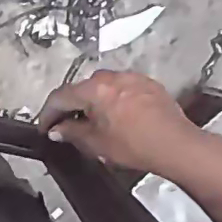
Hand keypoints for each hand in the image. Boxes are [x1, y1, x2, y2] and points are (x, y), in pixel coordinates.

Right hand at [37, 70, 221, 178]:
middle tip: (65, 126)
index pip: (60, 96)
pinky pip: (122, 88)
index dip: (48, 113)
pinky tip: (115, 118)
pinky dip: (112, 100)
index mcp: (94, 89)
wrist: (175, 145)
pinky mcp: (148, 84)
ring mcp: (132, 77)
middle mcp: (112, 76)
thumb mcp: (96, 143)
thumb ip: (72, 132)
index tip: (45, 127)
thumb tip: (58, 129)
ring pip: (102, 87)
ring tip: (91, 123)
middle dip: (70, 106)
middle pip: (81, 88)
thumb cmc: (135, 145)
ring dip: (92, 102)